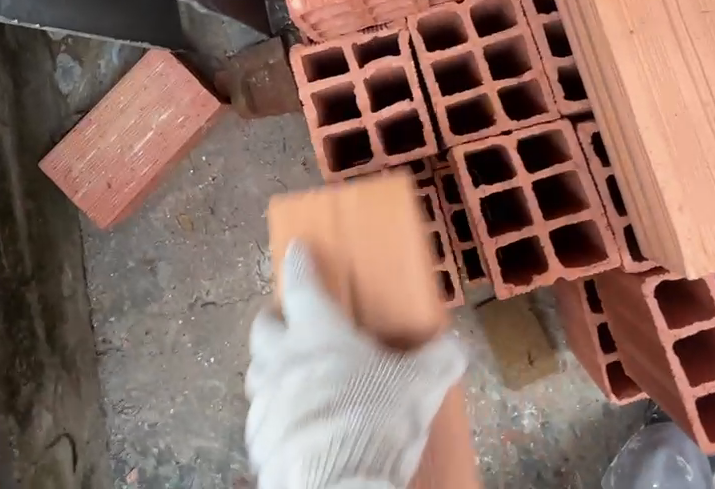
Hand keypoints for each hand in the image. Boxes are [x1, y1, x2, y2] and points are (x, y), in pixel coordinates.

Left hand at [245, 244, 466, 488]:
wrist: (337, 484)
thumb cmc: (375, 416)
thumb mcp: (417, 386)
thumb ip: (436, 362)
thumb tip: (456, 348)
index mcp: (318, 332)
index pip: (302, 285)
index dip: (298, 264)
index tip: (296, 249)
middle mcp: (283, 359)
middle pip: (263, 329)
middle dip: (274, 322)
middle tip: (291, 325)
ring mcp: (266, 401)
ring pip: (258, 375)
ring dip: (271, 372)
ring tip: (294, 381)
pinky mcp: (259, 442)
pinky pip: (261, 421)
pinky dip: (275, 418)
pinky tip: (295, 428)